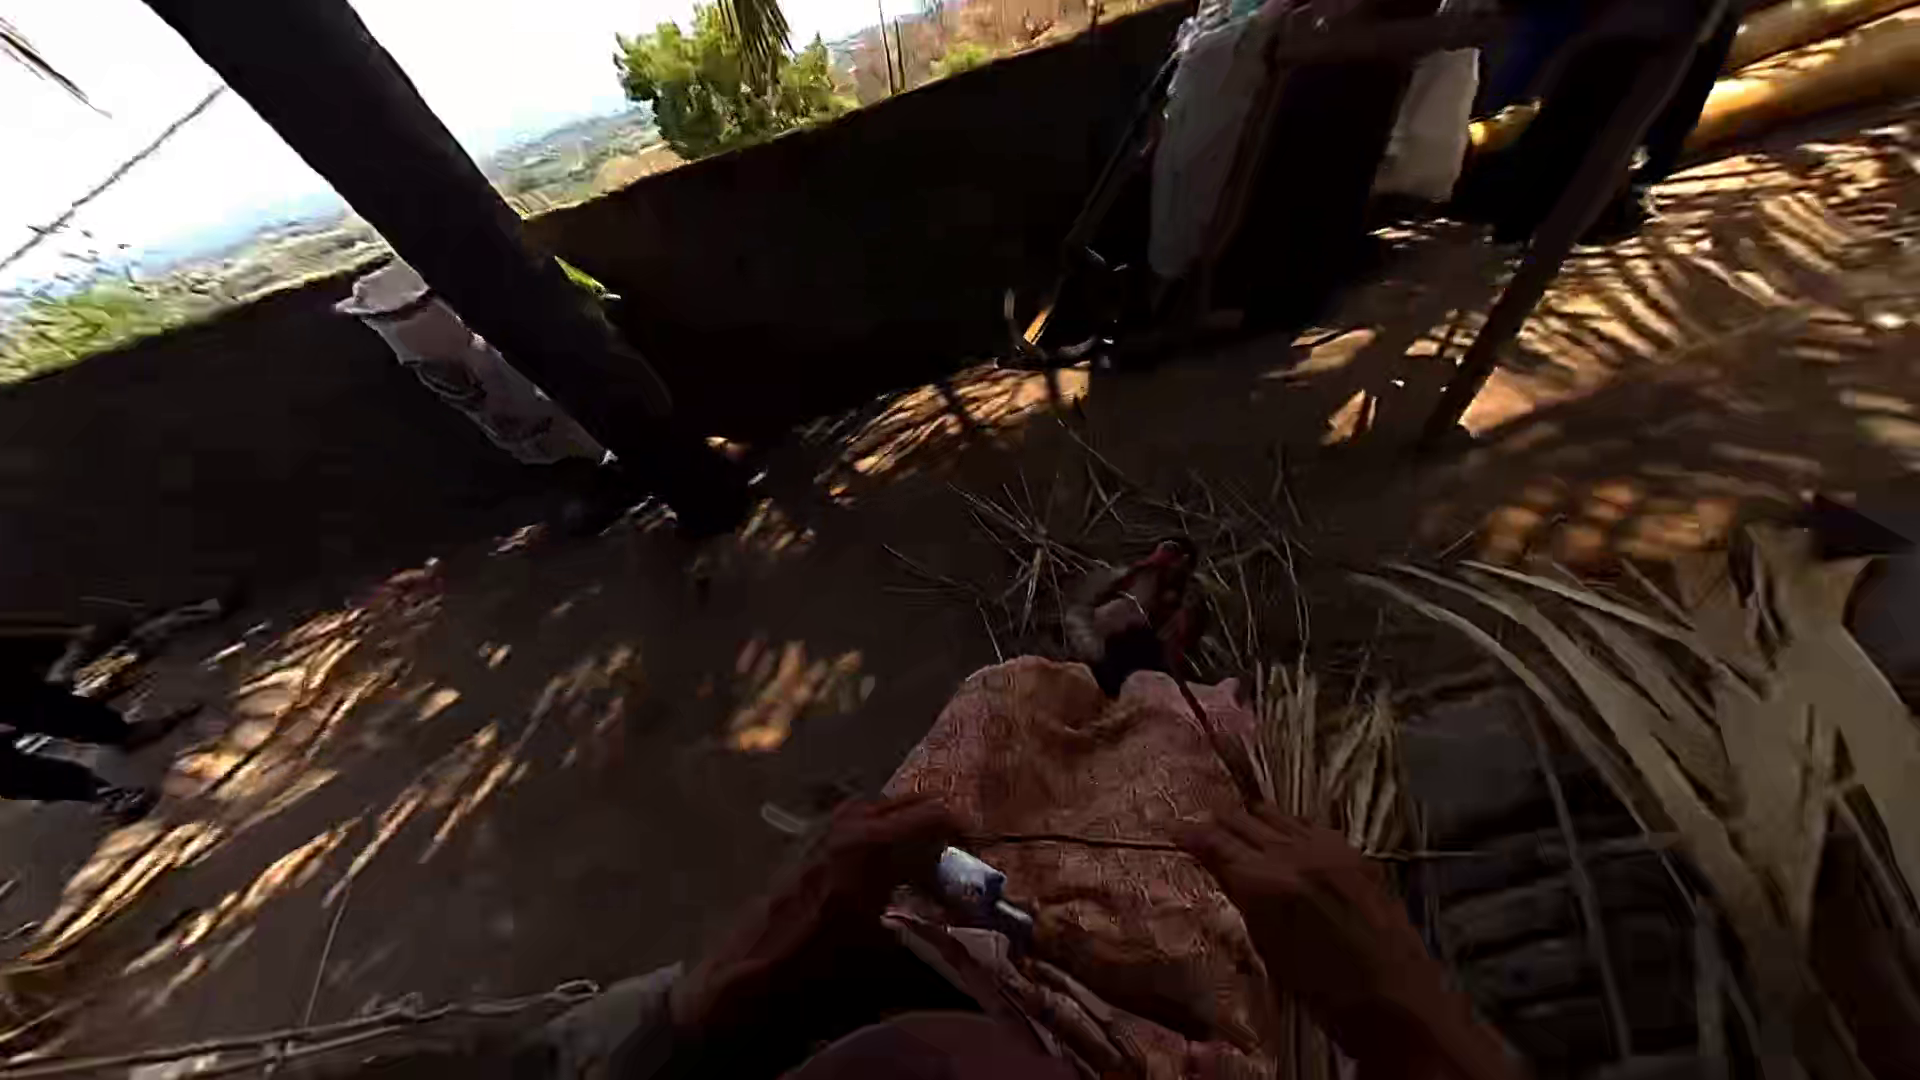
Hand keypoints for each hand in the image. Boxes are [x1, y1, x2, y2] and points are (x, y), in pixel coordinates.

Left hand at [670, 796, 957, 1039]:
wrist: (746, 972)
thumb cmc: (815, 965)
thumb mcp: (880, 952)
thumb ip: (929, 932)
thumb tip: (965, 932)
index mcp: (874, 845)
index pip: (936, 817)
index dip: (962, 834)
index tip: (972, 858)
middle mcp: (854, 821)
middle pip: (914, 803)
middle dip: (938, 829)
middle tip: (948, 865)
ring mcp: (830, 822)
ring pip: (887, 805)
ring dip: (909, 827)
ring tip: (914, 866)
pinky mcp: (814, 831)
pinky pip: (860, 814)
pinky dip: (881, 829)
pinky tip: (878, 864)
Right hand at [1179, 805, 1514, 1079]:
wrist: (1404, 1011)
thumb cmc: (1325, 995)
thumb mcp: (1267, 948)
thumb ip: (1239, 894)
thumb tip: (1214, 863)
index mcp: (1266, 884)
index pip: (1212, 841)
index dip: (1187, 833)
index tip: (1171, 830)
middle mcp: (1292, 855)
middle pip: (1237, 818)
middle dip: (1215, 824)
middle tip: (1203, 835)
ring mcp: (1325, 849)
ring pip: (1269, 812)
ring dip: (1249, 820)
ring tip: (1240, 833)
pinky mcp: (1352, 851)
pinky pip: (1305, 822)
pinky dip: (1286, 828)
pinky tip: (1285, 843)